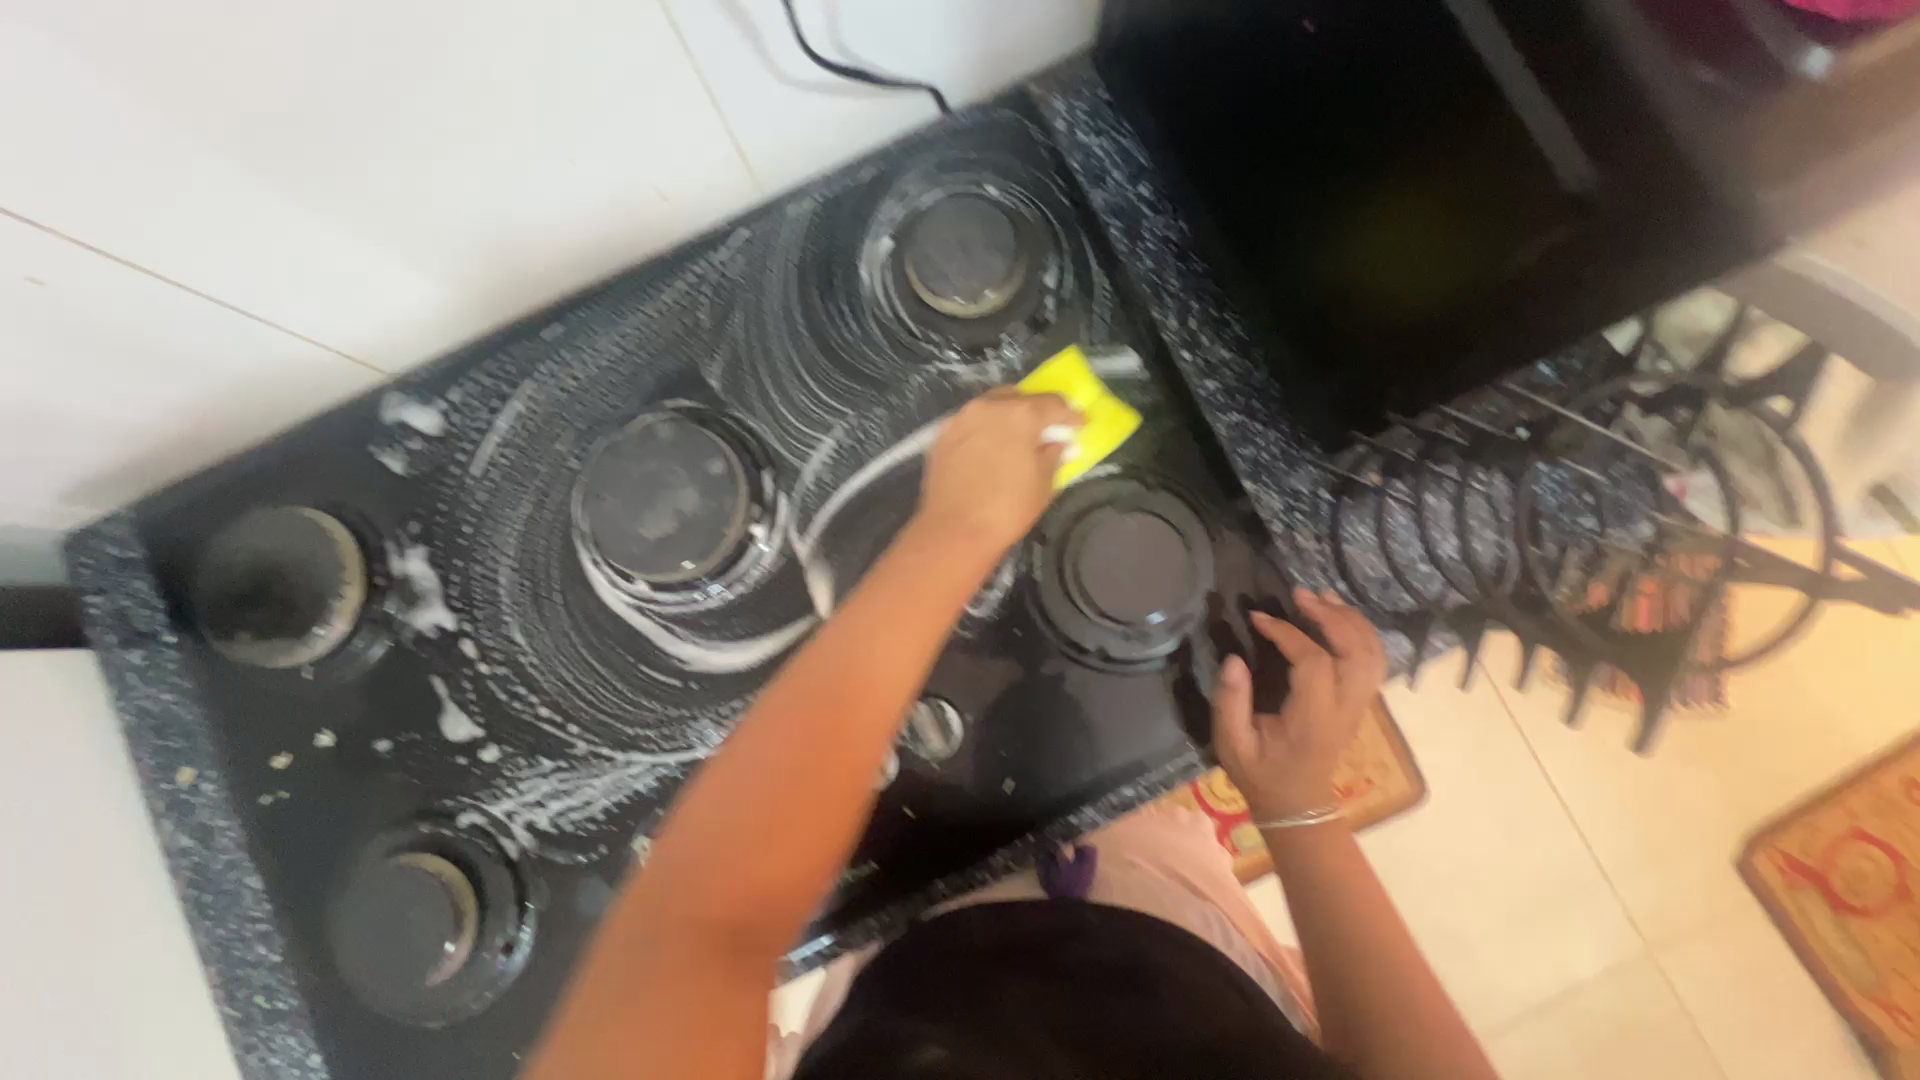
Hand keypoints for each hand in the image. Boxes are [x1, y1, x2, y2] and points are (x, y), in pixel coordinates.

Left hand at [914, 388, 1082, 555]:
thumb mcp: (1043, 483)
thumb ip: (1053, 455)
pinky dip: (985, 430)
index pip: (1054, 403)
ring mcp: (961, 418)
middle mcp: (988, 406)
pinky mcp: (942, 435)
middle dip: (1036, 410)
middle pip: (1019, 398)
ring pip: (991, 406)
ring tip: (1017, 438)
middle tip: (1046, 430)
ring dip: (1008, 417)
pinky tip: (989, 448)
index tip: (1079, 426)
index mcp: (1020, 414)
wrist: (954, 531)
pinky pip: (971, 423)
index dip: (1070, 415)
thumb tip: (1056, 443)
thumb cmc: (1007, 510)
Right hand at [1212, 587, 1388, 820]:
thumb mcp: (1231, 743)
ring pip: (1372, 654)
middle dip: (1332, 617)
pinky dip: (1361, 633)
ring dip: (1351, 620)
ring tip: (1321, 597)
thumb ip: (1230, 702)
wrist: (1296, 804)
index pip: (1313, 663)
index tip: (1258, 619)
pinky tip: (1337, 617)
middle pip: (1356, 652)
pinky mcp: (1358, 704)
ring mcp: (1358, 707)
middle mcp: (1344, 710)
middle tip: (1300, 594)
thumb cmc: (1260, 773)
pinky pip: (1372, 661)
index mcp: (1313, 719)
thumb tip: (1235, 659)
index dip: (1288, 634)